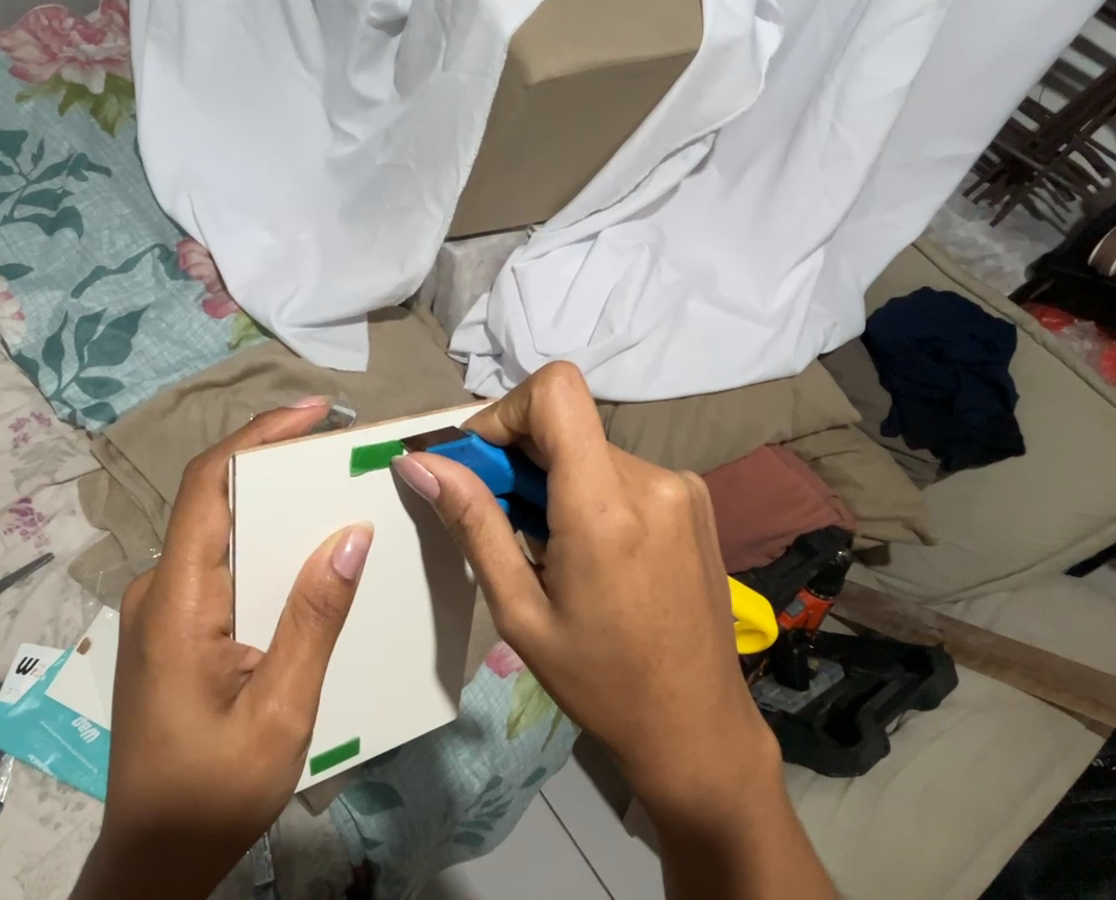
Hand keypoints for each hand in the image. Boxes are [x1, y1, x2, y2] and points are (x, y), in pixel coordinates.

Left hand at [72, 399, 373, 899]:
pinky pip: (218, 568)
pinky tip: (306, 561)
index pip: (208, 486)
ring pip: (218, 535)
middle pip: (215, 502)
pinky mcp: (171, 630)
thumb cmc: (214, 789)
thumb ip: (314, 619)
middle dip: (275, 466)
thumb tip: (350, 535)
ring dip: (272, 510)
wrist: (154, 857)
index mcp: (176, 600)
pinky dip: (262, 549)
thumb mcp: (281, 709)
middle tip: (340, 454)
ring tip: (335, 499)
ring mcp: (160, 610)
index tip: (312, 412)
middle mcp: (158, 590)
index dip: (257, 436)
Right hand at [389, 363, 762, 804]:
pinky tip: (591, 551)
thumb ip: (473, 522)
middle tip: (504, 523)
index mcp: (606, 505)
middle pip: (565, 423)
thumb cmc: (599, 680)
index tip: (482, 465)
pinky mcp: (695, 498)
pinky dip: (589, 491)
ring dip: (555, 480)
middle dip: (519, 459)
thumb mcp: (518, 609)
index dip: (506, 412)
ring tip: (551, 549)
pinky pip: (620, 469)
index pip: (556, 391)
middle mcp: (652, 479)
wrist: (696, 725)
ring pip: (589, 447)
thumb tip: (419, 462)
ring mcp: (681, 486)